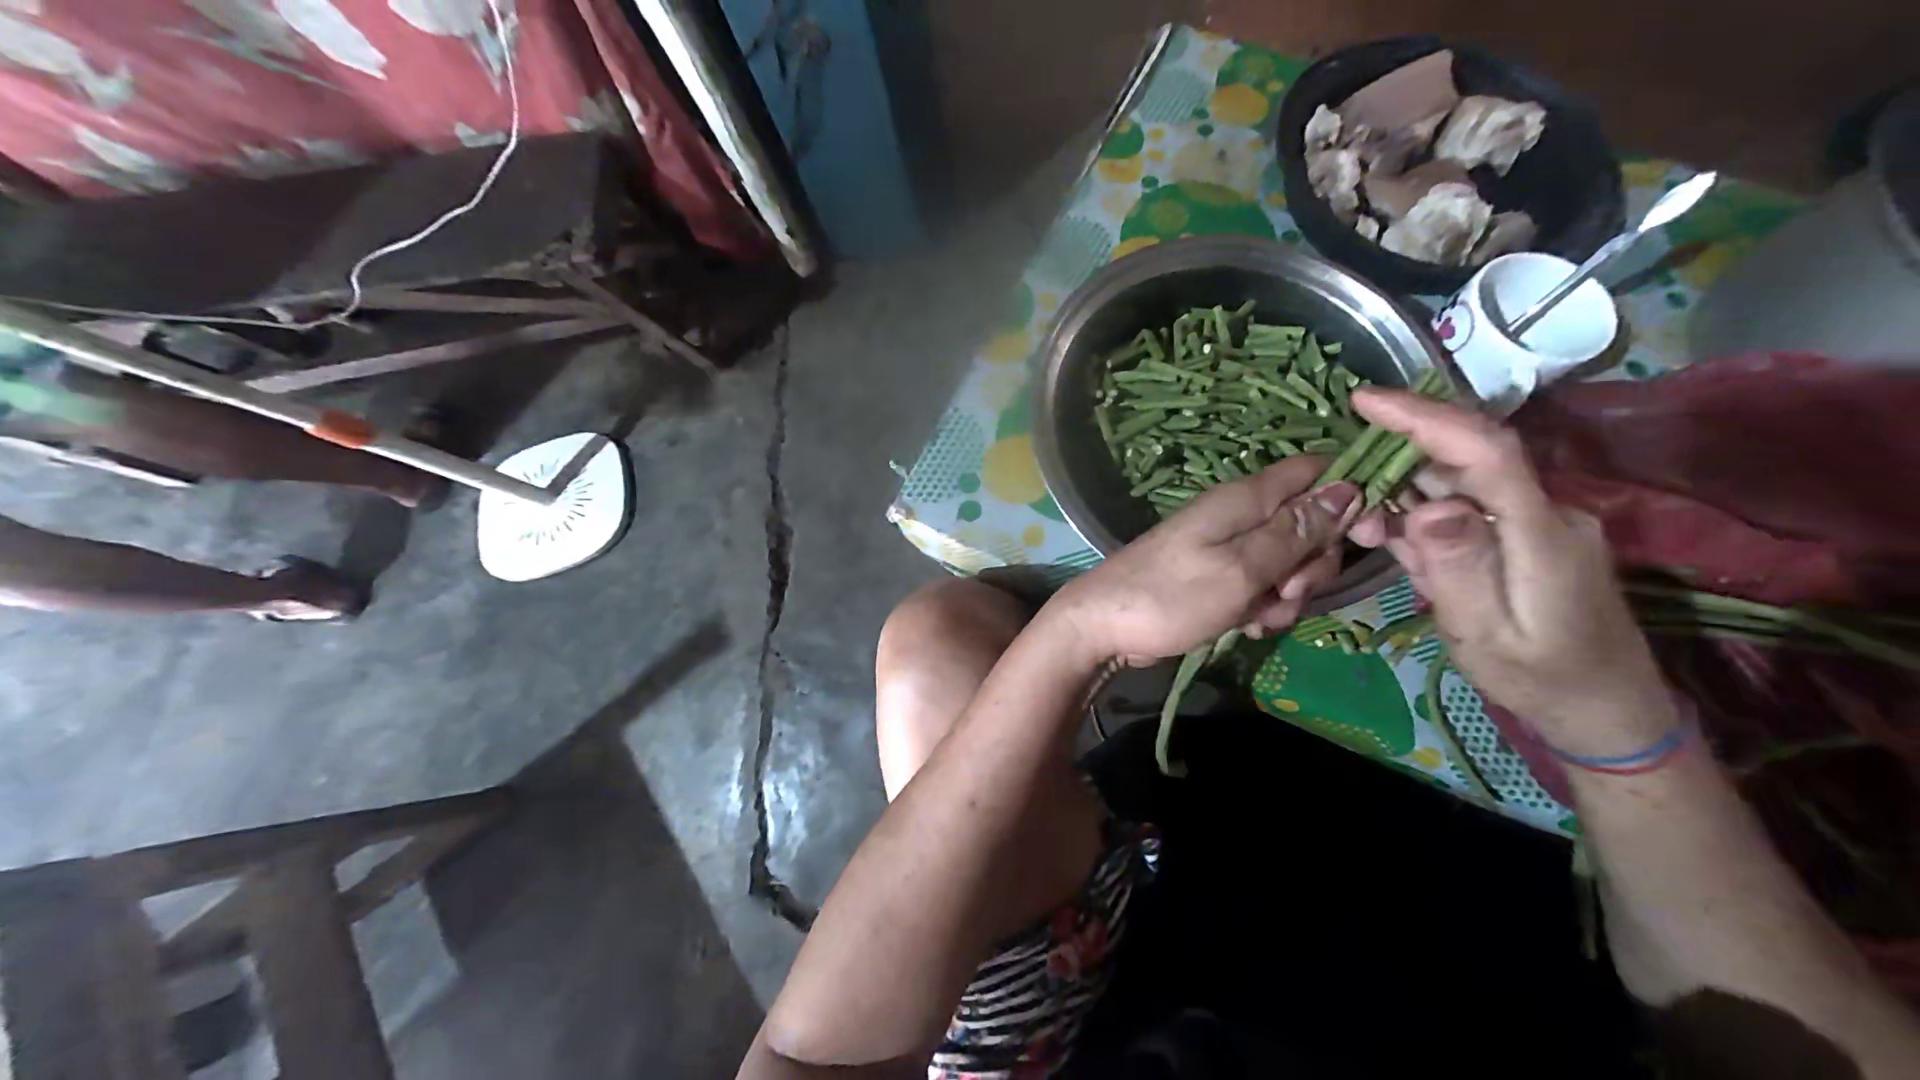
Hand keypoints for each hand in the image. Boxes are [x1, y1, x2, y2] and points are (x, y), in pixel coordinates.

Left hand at [1050, 456, 1357, 665]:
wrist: (1101, 626)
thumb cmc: (1170, 595)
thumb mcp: (1242, 568)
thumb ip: (1294, 533)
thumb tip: (1348, 489)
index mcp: (1246, 498)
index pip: (1315, 470)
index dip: (1350, 496)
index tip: (1368, 536)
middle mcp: (1239, 515)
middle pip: (1308, 524)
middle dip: (1312, 563)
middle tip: (1285, 592)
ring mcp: (1226, 546)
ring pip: (1287, 562)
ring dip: (1286, 594)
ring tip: (1257, 616)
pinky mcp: (1216, 575)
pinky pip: (1260, 585)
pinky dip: (1261, 606)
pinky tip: (1245, 625)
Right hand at [1350, 389, 1675, 753]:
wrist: (1603, 710)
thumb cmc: (1541, 678)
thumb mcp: (1488, 633)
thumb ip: (1458, 568)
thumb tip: (1427, 507)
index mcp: (1538, 531)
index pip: (1484, 451)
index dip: (1424, 417)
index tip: (1366, 399)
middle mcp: (1541, 511)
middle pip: (1463, 458)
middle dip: (1395, 458)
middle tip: (1344, 484)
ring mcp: (1530, 521)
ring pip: (1453, 483)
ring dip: (1399, 492)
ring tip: (1363, 528)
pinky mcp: (1518, 535)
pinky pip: (1459, 507)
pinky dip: (1416, 513)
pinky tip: (1391, 535)